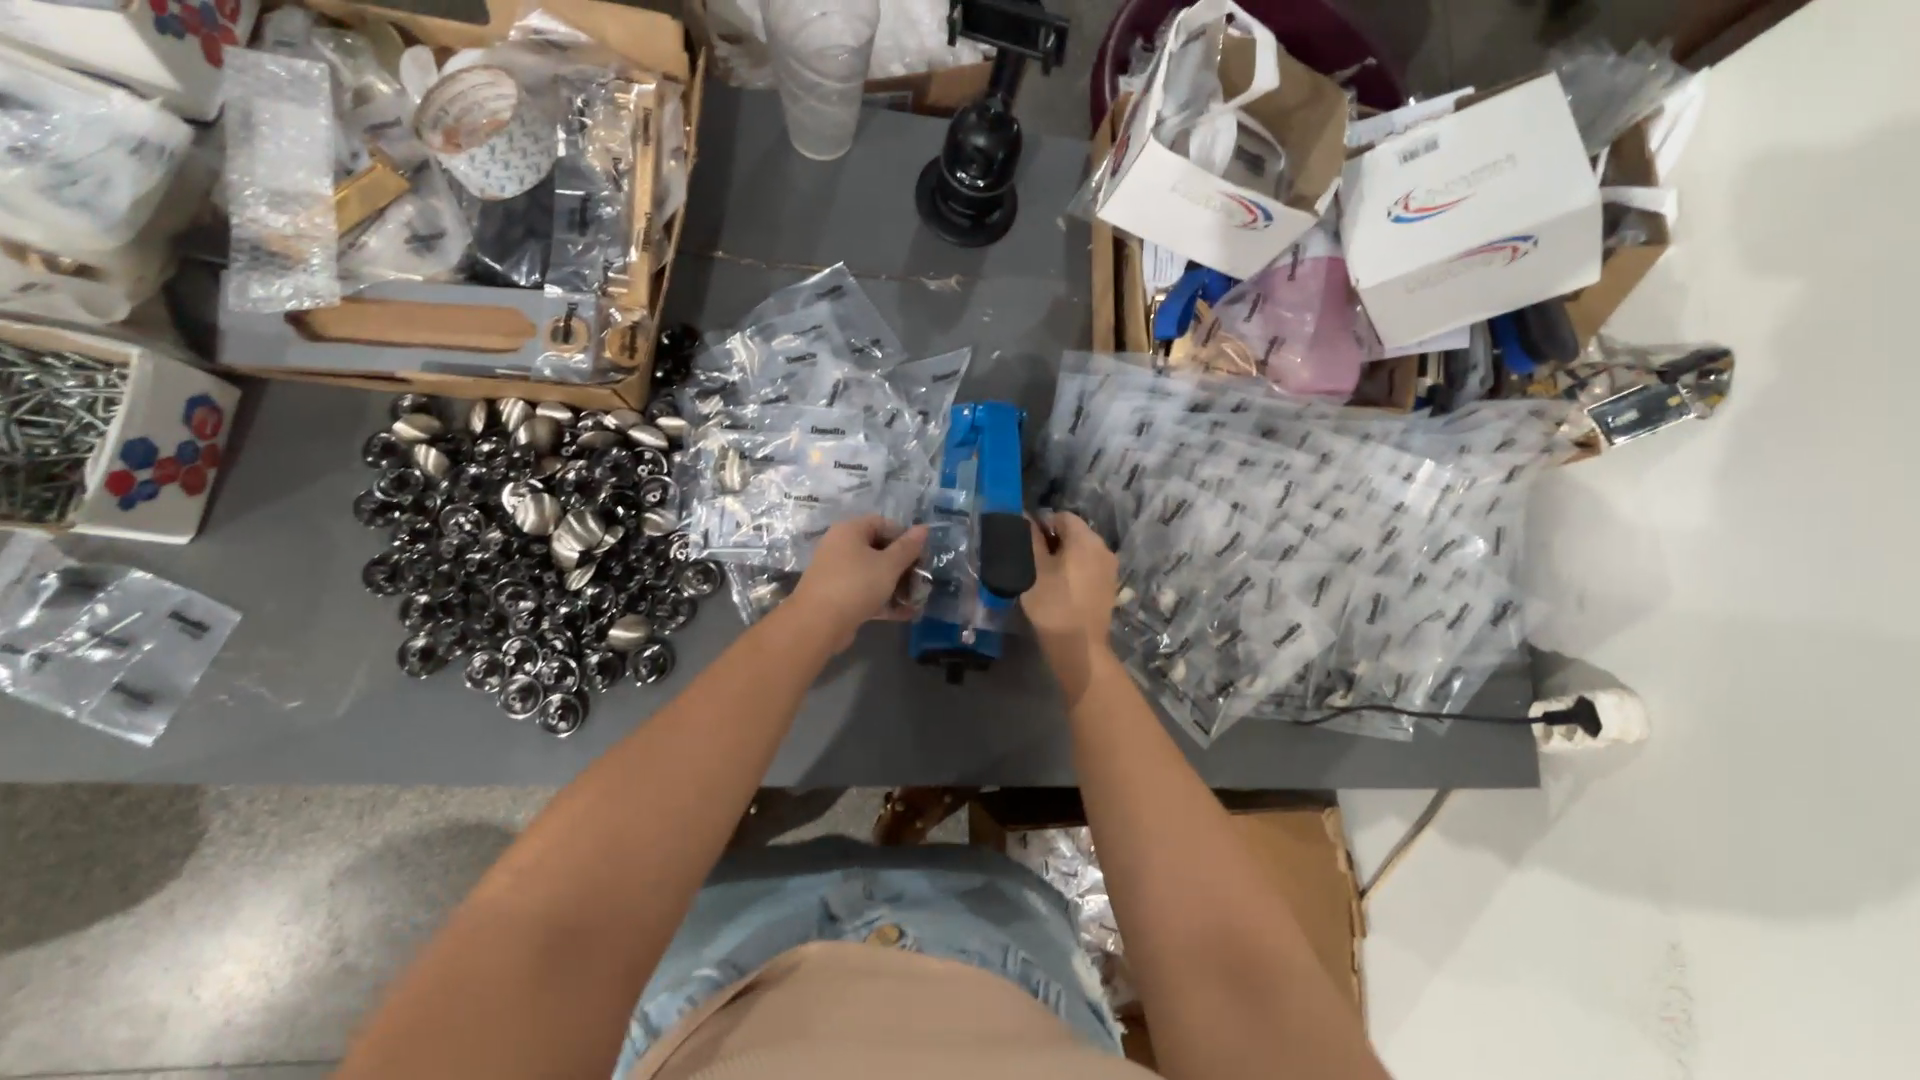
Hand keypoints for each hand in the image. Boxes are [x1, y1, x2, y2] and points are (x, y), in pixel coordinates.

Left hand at [786, 516, 929, 653]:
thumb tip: (924, 528)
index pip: (883, 523)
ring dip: (897, 585)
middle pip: (878, 549)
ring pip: (873, 573)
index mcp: (850, 531)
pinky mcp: (838, 596)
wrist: (818, 623)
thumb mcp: (888, 565)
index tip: (921, 555)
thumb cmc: (856, 584)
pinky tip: (906, 613)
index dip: (904, 536)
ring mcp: (838, 572)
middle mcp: (841, 547)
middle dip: (903, 565)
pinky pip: (865, 592)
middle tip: (921, 579)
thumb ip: (908, 547)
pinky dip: (884, 600)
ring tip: (918, 599)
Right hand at [1021, 511, 1117, 653]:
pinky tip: (1063, 588)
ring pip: (1083, 551)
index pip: (1062, 516)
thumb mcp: (1034, 569)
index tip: (1027, 544)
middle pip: (1075, 532)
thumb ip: (1030, 538)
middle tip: (1033, 562)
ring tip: (1046, 576)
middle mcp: (1103, 547)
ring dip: (1065, 557)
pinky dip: (1076, 571)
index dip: (1042, 525)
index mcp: (1086, 538)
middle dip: (1054, 541)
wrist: (1079, 647)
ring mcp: (1110, 568)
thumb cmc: (1052, 604)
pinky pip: (1090, 567)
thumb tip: (1026, 517)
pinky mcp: (1110, 586)